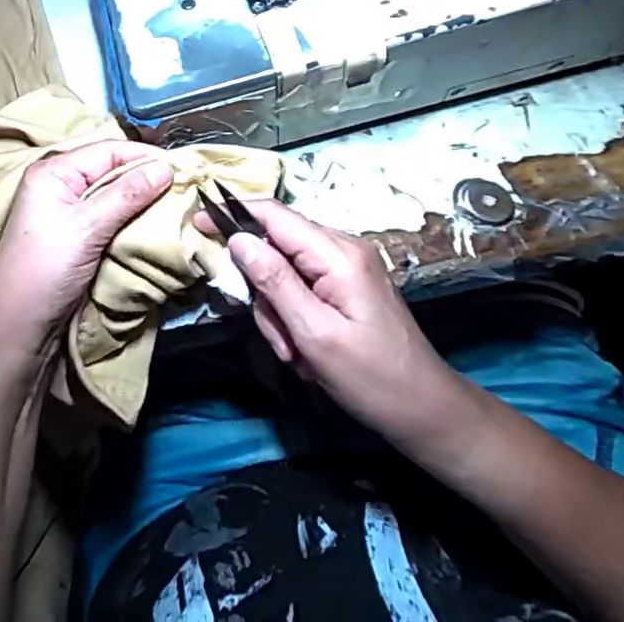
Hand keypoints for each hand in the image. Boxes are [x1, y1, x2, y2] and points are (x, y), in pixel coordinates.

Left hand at [0, 140, 173, 365]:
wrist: (19, 331)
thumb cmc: (45, 272)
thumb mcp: (87, 228)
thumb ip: (127, 194)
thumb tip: (166, 167)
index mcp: (53, 171)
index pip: (109, 150)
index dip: (145, 156)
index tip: (183, 167)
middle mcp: (59, 183)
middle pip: (112, 168)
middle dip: (146, 175)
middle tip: (183, 186)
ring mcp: (67, 209)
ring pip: (114, 191)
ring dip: (142, 196)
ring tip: (174, 202)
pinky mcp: (76, 233)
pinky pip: (110, 213)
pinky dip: (132, 214)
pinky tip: (153, 220)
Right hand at [194, 200, 479, 455]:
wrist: (424, 410)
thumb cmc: (372, 377)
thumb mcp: (314, 333)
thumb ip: (274, 281)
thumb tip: (239, 238)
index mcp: (338, 253)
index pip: (275, 215)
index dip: (234, 213)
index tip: (199, 221)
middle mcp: (343, 248)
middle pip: (277, 246)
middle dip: (265, 292)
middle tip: (280, 338)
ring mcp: (347, 266)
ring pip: (285, 272)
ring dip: (280, 314)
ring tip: (299, 353)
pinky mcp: (347, 284)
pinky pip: (303, 287)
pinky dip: (295, 317)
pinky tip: (308, 351)